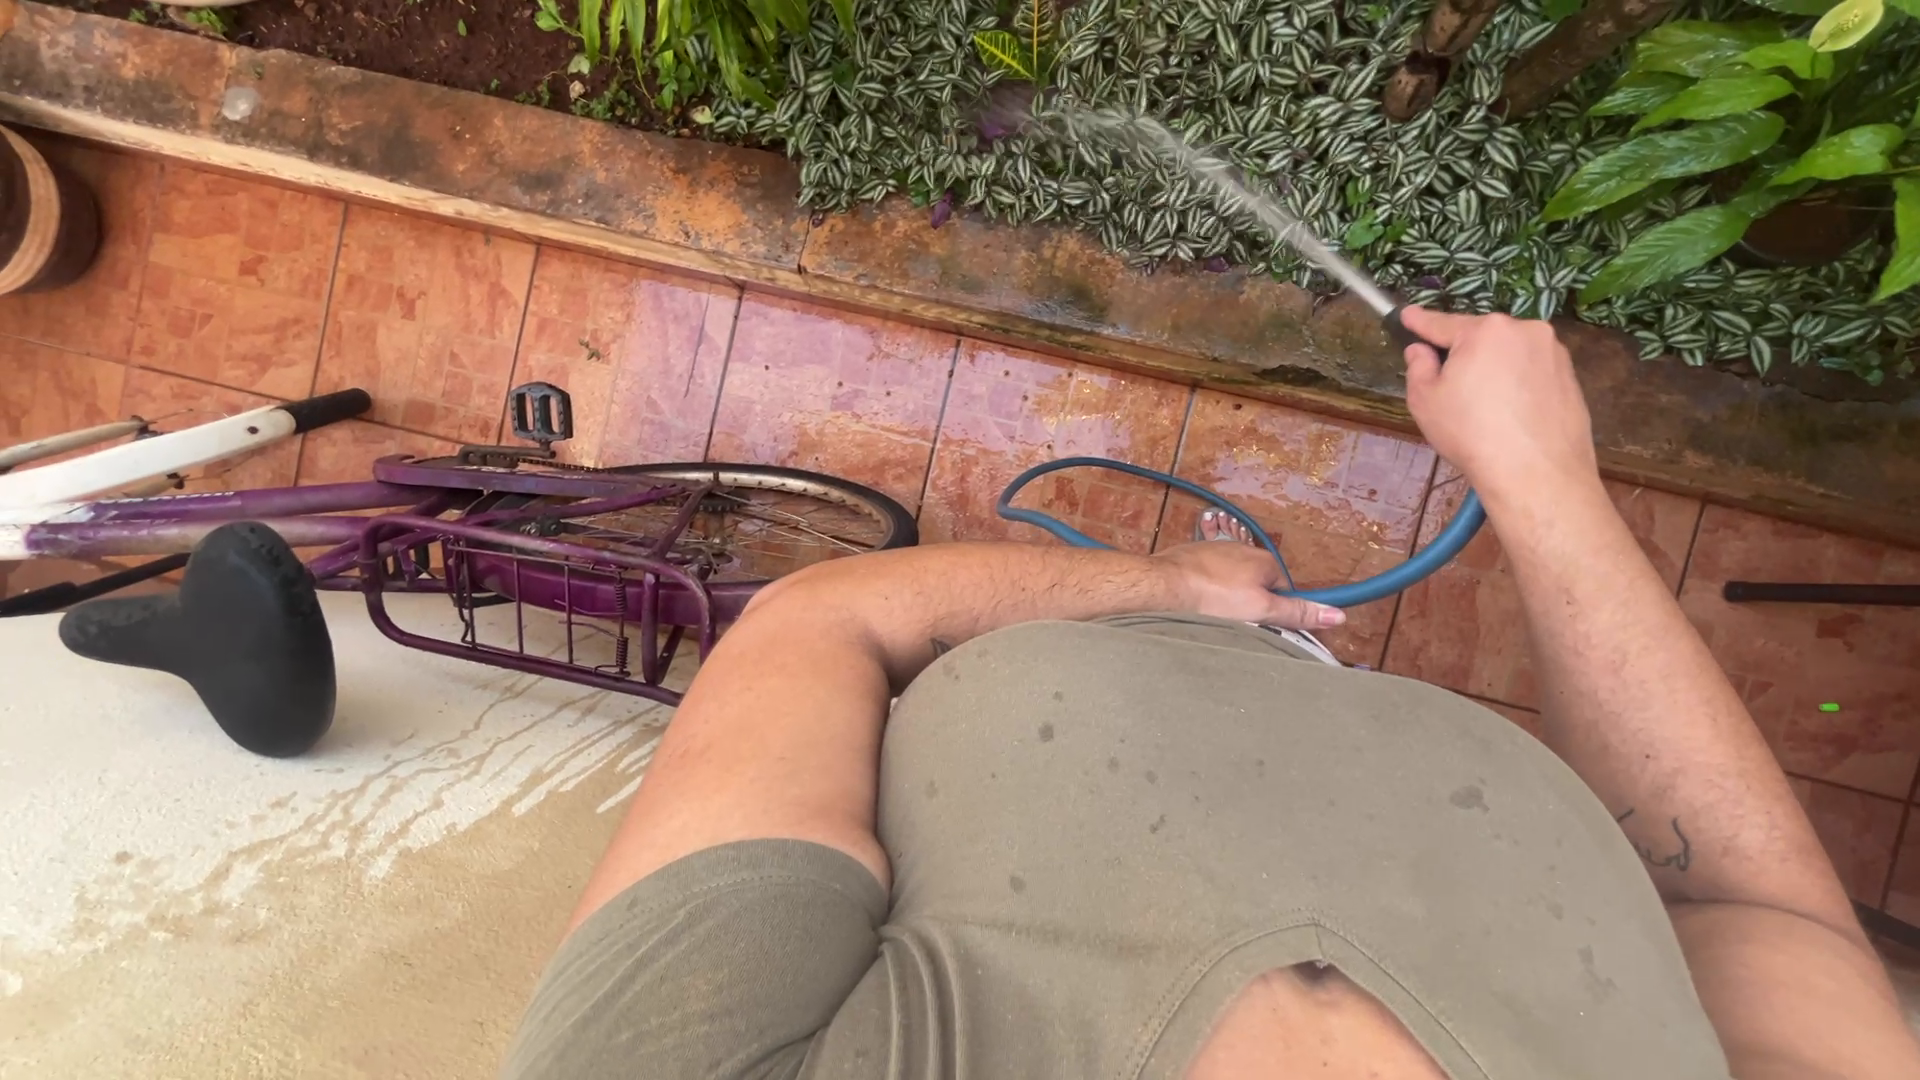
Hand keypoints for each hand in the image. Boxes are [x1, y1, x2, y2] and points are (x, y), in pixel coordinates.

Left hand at [1154, 539, 1345, 629]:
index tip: (1262, 625)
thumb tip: (1339, 615)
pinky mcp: (1189, 556)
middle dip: (1247, 603)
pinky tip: (1193, 603)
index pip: (1283, 589)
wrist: (1164, 585)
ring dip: (1223, 596)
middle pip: (1255, 584)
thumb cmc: (1215, 597)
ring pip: (1228, 580)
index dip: (1275, 610)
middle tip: (1234, 622)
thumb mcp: (1261, 611)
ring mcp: (1213, 550)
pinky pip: (1204, 577)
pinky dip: (1201, 589)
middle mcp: (1241, 549)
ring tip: (1211, 614)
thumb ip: (1297, 612)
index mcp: (1264, 560)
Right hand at [1399, 307, 1600, 510]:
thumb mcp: (1425, 400)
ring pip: (1508, 352)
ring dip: (1490, 367)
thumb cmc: (1469, 431)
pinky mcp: (1570, 374)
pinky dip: (1514, 382)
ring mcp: (1553, 351)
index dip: (1419, 321)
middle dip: (1462, 352)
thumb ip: (1418, 368)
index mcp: (1484, 331)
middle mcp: (1524, 330)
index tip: (1406, 314)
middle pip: (1480, 336)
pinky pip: (1530, 370)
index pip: (1442, 323)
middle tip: (1446, 383)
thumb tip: (1421, 351)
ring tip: (1480, 405)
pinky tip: (1506, 412)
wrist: (1534, 468)